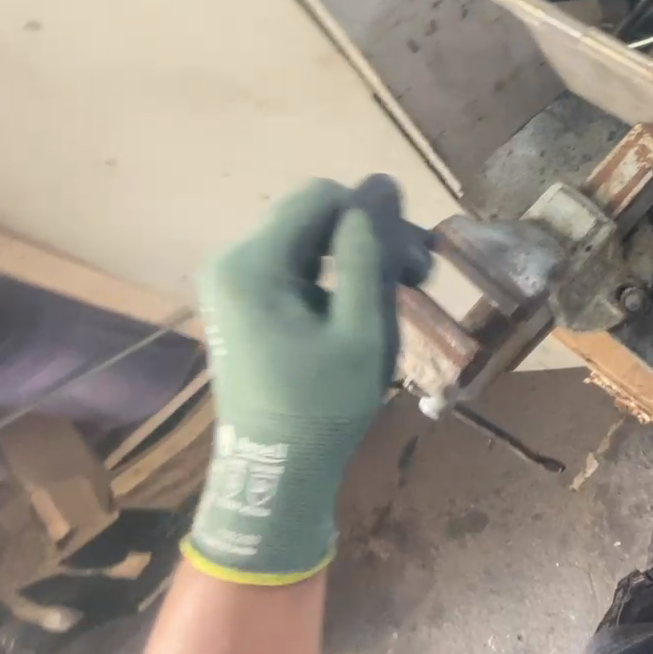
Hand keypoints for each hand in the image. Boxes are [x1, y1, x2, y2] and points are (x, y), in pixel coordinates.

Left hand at [182, 178, 405, 584]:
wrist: (277, 469)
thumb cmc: (324, 404)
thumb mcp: (363, 326)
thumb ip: (370, 251)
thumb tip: (382, 184)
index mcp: (253, 265)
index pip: (321, 197)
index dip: (374, 216)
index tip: (413, 261)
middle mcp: (233, 262)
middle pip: (316, 217)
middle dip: (373, 238)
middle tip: (419, 280)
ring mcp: (235, 283)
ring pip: (312, 241)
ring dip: (362, 258)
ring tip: (402, 294)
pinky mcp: (245, 302)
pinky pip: (300, 267)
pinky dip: (339, 277)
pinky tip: (367, 307)